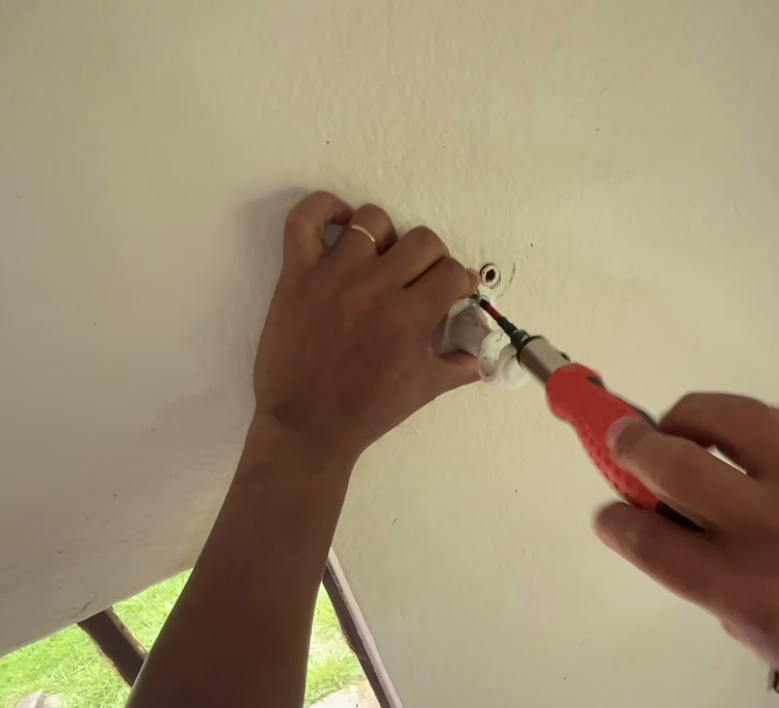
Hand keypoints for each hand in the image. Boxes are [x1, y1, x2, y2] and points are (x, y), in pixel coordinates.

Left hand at [248, 192, 479, 466]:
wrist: (307, 426)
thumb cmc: (365, 412)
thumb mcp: (421, 390)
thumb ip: (457, 367)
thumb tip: (481, 356)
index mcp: (408, 319)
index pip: (452, 273)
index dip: (461, 282)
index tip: (455, 293)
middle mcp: (374, 289)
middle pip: (422, 240)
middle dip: (432, 260)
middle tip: (422, 280)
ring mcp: (333, 277)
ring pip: (372, 220)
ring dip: (386, 237)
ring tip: (382, 261)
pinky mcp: (297, 274)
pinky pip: (306, 217)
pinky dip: (325, 210)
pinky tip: (342, 227)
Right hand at [591, 394, 778, 707]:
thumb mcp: (762, 638)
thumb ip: (708, 581)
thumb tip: (668, 524)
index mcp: (747, 597)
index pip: (651, 542)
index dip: (615, 521)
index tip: (607, 513)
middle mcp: (777, 537)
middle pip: (676, 468)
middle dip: (631, 446)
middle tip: (620, 439)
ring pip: (728, 419)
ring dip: (684, 416)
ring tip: (675, 427)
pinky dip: (740, 424)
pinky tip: (733, 437)